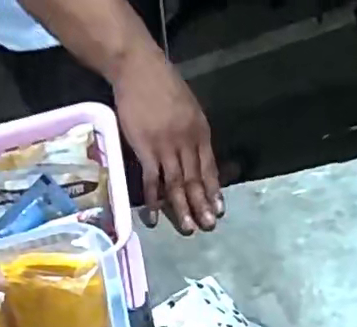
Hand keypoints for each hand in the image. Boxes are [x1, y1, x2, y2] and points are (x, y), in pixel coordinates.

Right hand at [112, 51, 221, 234]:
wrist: (138, 68)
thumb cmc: (162, 86)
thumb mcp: (188, 108)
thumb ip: (193, 134)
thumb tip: (196, 160)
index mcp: (199, 131)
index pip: (209, 168)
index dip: (214, 191)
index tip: (218, 211)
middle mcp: (186, 142)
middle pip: (195, 180)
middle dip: (202, 206)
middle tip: (208, 227)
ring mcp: (166, 147)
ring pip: (177, 185)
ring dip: (182, 209)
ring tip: (188, 229)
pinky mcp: (146, 150)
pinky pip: (151, 181)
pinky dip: (153, 201)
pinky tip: (154, 218)